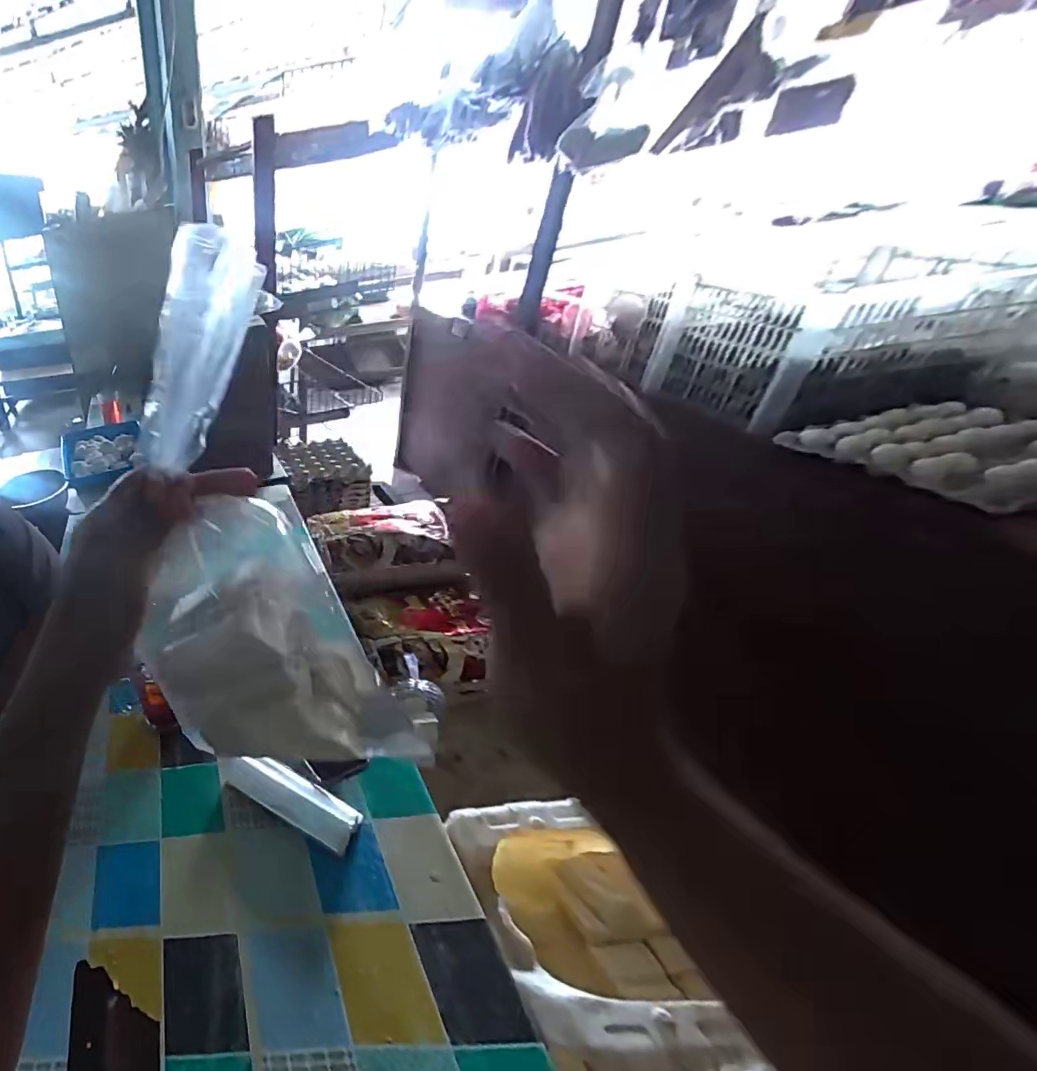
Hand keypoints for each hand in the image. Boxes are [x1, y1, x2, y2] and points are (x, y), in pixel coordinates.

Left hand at [63, 466, 259, 631]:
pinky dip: (189, 535)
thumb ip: (150, 520)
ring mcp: (126, 552)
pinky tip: (211, 541)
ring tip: (235, 507)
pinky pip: (167, 543)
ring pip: (166, 518)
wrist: (83, 657)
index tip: (211, 490)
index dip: (179, 478)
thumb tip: (180, 482)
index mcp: (105, 517)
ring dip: (197, 508)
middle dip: (200, 487)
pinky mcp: (138, 576)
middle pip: (160, 495)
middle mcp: (115, 528)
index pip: (145, 479)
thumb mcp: (125, 556)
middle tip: (248, 485)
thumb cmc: (99, 605)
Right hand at [415, 323, 682, 779]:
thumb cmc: (570, 707)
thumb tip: (464, 496)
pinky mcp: (590, 548)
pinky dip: (534, 446)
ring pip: (592, 446)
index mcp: (626, 537)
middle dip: (554, 376)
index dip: (560, 382)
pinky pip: (568, 479)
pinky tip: (495, 440)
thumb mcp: (532, 646)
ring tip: (489, 371)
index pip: (611, 432)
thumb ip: (505, 571)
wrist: (609, 752)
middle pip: (610, 424)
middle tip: (489, 342)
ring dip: (546, 402)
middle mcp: (630, 521)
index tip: (501, 348)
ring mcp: (612, 534)